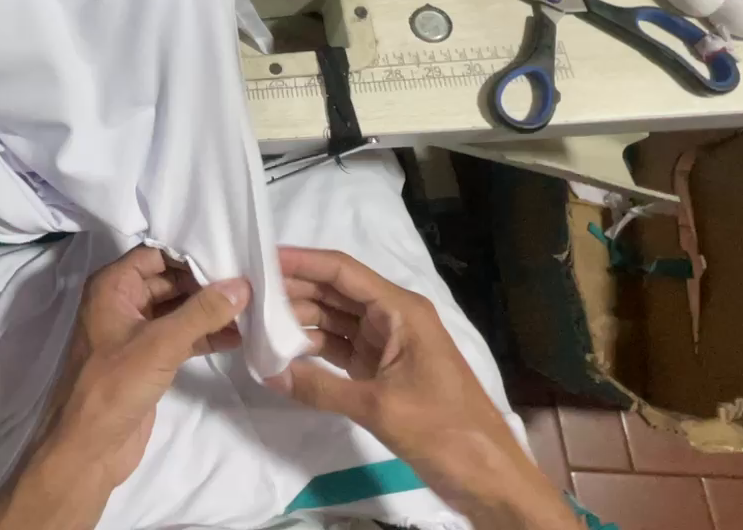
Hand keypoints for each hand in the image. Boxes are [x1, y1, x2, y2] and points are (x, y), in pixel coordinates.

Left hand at [0, 246, 250, 529]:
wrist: (89, 448)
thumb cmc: (115, 383)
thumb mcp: (160, 343)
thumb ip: (202, 312)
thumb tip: (241, 285)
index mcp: (112, 285)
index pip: (156, 255)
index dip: (190, 254)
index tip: (229, 255)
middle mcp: (122, 301)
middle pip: (169, 280)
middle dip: (205, 283)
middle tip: (248, 282)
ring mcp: (135, 331)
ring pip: (177, 309)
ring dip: (208, 311)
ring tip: (251, 309)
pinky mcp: (148, 358)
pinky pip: (180, 336)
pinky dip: (204, 335)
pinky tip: (236, 337)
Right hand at [269, 247, 578, 529]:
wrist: (494, 483)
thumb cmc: (446, 432)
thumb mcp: (379, 408)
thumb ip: (320, 387)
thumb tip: (268, 372)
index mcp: (400, 309)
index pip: (342, 271)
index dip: (301, 261)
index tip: (261, 258)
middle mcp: (392, 316)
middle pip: (334, 292)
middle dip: (293, 290)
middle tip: (248, 292)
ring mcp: (387, 343)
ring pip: (334, 319)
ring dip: (299, 319)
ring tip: (257, 320)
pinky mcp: (382, 369)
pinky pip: (340, 347)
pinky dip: (313, 348)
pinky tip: (283, 351)